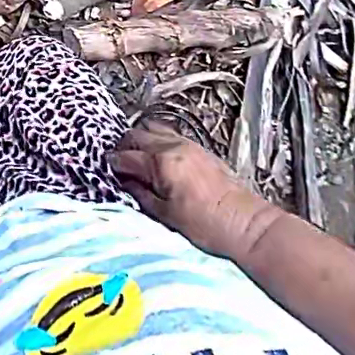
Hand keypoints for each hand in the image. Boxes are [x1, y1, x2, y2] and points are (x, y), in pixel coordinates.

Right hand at [111, 124, 284, 260]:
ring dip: (140, 140)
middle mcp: (171, 146)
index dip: (114, 164)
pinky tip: (158, 158)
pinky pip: (168, 133)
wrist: (248, 226)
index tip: (107, 170)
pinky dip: (156, 140)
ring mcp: (187, 144)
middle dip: (123, 147)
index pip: (126, 156)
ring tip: (137, 158)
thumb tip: (124, 182)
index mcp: (160, 162)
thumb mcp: (165, 215)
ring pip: (152, 129)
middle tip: (119, 164)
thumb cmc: (206, 226)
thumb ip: (140, 194)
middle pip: (135, 135)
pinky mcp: (199, 148)